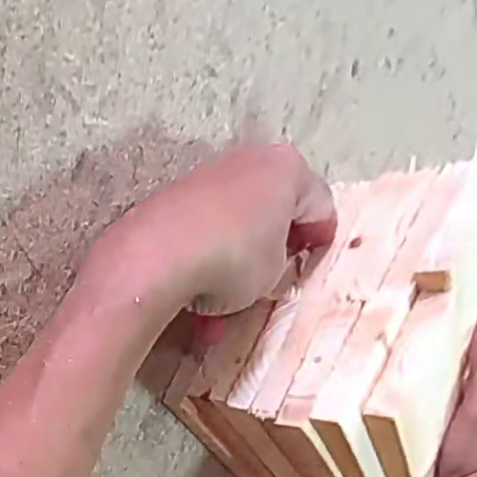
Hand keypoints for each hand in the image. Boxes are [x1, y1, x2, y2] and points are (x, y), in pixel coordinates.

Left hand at [95, 144, 337, 315]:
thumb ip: (281, 264)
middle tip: (270, 287)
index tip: (314, 265)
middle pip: (271, 214)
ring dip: (231, 275)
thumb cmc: (233, 259)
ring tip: (223, 313)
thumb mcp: (274, 274)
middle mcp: (246, 163)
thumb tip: (267, 262)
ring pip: (231, 234)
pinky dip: (202, 271)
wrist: (154, 258)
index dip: (322, 239)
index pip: (320, 204)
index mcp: (286, 168)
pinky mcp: (170, 203)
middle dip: (270, 257)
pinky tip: (195, 308)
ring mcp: (205, 180)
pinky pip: (199, 242)